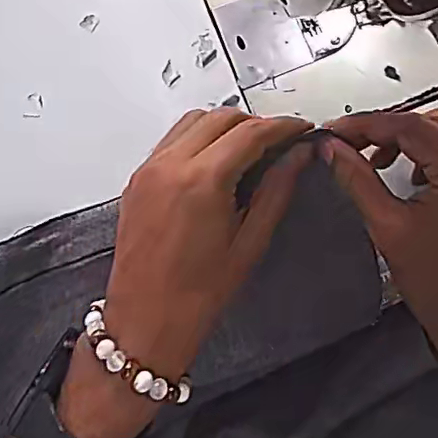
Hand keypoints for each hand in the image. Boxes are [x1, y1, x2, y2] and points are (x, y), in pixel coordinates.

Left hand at [56, 108, 312, 437]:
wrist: (146, 320)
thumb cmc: (194, 294)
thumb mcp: (250, 242)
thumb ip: (277, 190)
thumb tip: (296, 158)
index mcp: (201, 181)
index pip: (251, 132)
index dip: (282, 127)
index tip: (298, 129)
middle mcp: (170, 166)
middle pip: (221, 117)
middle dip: (255, 123)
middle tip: (279, 140)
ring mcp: (150, 170)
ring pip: (193, 120)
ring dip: (224, 125)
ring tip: (248, 148)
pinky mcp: (138, 178)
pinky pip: (172, 139)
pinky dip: (198, 137)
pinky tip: (214, 159)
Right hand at [321, 110, 437, 365]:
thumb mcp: (387, 225)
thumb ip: (356, 178)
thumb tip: (334, 150)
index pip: (407, 125)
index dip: (364, 124)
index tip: (335, 131)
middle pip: (422, 123)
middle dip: (380, 128)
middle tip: (345, 141)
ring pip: (435, 134)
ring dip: (399, 139)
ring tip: (367, 156)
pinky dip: (418, 153)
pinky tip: (397, 171)